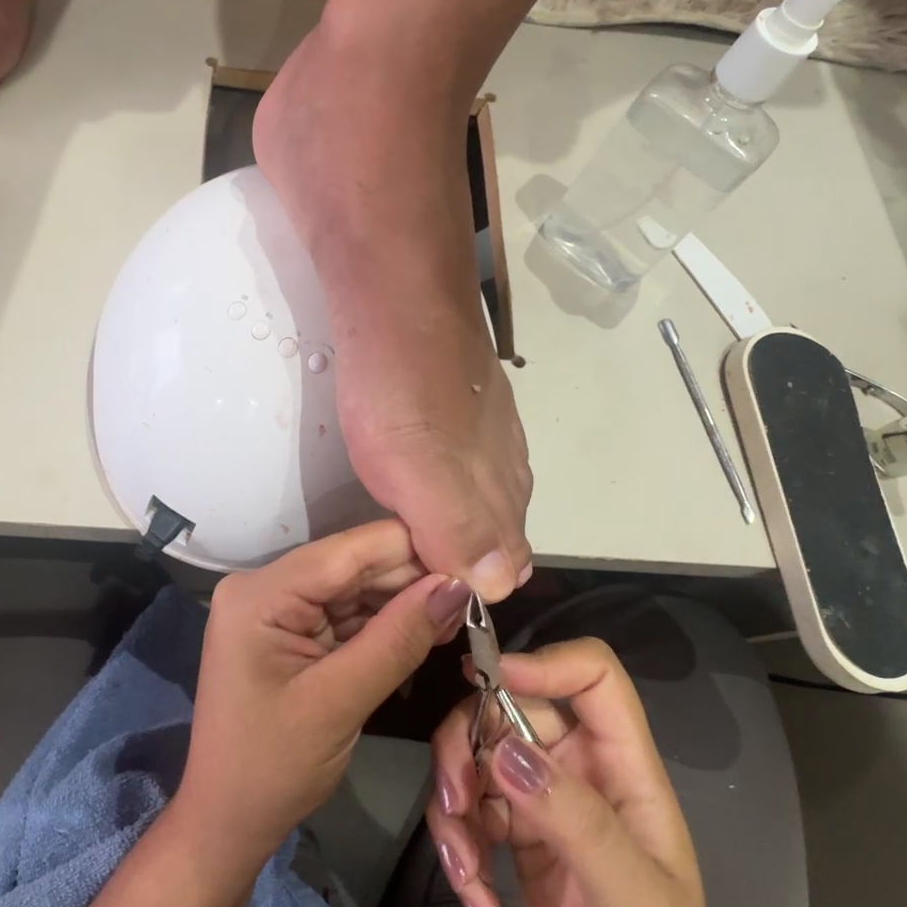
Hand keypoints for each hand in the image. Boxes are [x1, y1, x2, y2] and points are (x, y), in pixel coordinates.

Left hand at [178, 520, 473, 855]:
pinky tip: (432, 626)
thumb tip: (456, 588)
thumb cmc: (272, 767)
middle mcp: (266, 587)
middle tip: (479, 594)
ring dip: (407, 599)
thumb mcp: (338, 703)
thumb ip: (397, 640)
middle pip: (354, 565)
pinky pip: (349, 613)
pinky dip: (389, 621)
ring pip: (357, 587)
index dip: (413, 548)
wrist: (229, 820)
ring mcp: (279, 608)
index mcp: (260, 594)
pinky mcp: (294, 631)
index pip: (348, 551)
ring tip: (466, 612)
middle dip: (414, 577)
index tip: (475, 560)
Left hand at [254, 28, 534, 600]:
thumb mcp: (421, 441)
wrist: (365, 177)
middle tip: (382, 586)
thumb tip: (499, 587)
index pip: (493, 531)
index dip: (468, 580)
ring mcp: (412, 358)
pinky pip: (365, 387)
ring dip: (397, 483)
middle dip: (435, 541)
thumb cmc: (392, 322)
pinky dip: (354, 424)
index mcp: (481, 436)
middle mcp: (459, 403)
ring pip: (417, 439)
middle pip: (462, 489)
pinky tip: (330, 435)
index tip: (421, 625)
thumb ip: (456, 513)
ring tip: (362, 525)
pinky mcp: (366, 320)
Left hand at [334, 310, 533, 601]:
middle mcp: (507, 471)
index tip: (417, 606)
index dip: (466, 593)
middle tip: (404, 581)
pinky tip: (417, 480)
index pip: (504, 570)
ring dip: (452, 526)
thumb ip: (459, 531)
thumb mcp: (419, 475)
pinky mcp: (468, 405)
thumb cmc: (402, 394)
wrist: (400, 300)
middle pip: (495, 538)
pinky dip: (442, 485)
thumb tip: (499, 590)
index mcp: (501, 498)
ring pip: (480, 499)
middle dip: (460, 565)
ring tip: (411, 541)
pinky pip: (463, 462)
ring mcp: (490, 434)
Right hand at [426, 639, 707, 906]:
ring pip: (476, 759)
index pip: (593, 678)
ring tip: (466, 875)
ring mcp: (543, 797)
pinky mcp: (513, 832)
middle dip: (467, 748)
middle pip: (510, 709)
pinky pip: (467, 811)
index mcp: (625, 767)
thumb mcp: (631, 896)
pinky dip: (459, 851)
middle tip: (453, 802)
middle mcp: (581, 768)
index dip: (543, 662)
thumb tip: (507, 750)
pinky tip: (478, 904)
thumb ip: (576, 822)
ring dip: (455, 812)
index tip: (485, 679)